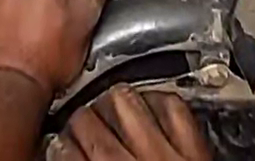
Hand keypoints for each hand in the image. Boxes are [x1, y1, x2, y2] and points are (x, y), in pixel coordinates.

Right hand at [51, 86, 211, 160]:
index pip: (67, 153)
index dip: (59, 148)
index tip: (60, 149)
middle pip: (89, 121)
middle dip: (80, 122)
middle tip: (81, 131)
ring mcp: (167, 158)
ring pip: (125, 100)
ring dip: (112, 105)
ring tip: (111, 114)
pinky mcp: (195, 152)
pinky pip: (170, 106)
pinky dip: (157, 102)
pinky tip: (149, 112)